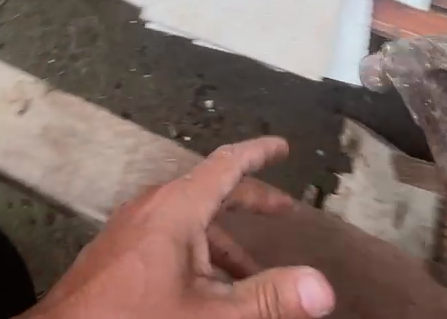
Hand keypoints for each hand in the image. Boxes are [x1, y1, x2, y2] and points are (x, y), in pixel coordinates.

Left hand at [27, 136, 335, 318]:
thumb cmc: (140, 318)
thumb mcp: (212, 313)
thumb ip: (267, 298)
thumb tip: (324, 286)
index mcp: (177, 206)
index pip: (226, 166)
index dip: (258, 154)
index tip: (283, 146)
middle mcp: (154, 206)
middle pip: (211, 192)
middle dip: (250, 202)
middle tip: (286, 212)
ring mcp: (134, 227)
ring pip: (191, 224)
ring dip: (226, 245)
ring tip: (257, 279)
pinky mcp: (122, 250)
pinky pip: (171, 242)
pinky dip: (200, 259)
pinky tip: (211, 293)